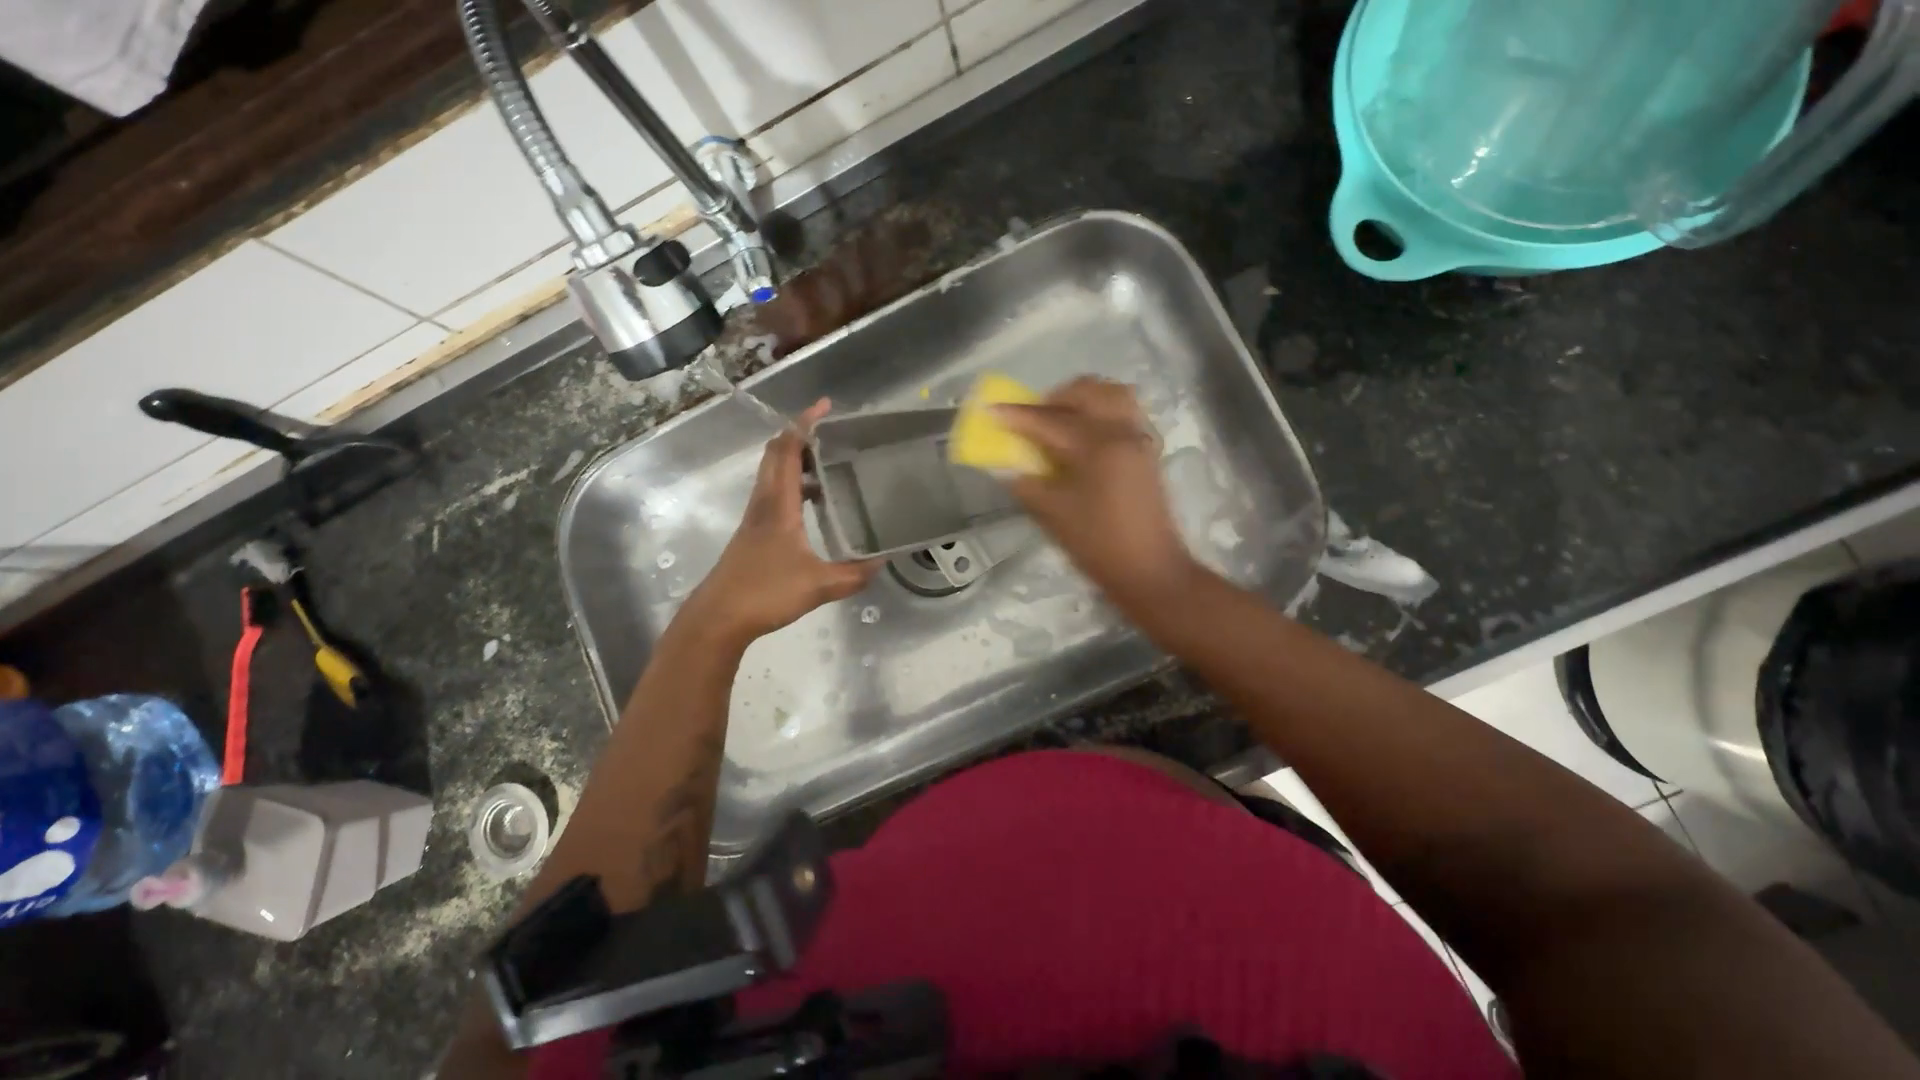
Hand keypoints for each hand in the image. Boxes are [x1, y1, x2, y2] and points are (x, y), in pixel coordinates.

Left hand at [676, 399, 879, 650]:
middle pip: (775, 455)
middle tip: (831, 433)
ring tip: (829, 465)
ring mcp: (755, 518)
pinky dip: (793, 486)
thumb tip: (883, 562)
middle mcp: (763, 503)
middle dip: (800, 436)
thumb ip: (854, 574)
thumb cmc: (765, 593)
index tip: (825, 406)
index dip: (805, 424)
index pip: (788, 450)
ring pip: (773, 475)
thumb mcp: (819, 585)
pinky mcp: (753, 534)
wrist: (719, 617)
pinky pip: (774, 495)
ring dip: (796, 462)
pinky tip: (813, 505)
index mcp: (778, 504)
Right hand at [994, 377, 1202, 610]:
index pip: (1050, 421)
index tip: (991, 410)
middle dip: (1055, 398)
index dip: (1017, 415)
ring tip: (1060, 420)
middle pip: (1088, 392)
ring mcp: (1140, 439)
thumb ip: (1027, 484)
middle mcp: (1122, 432)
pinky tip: (1084, 437)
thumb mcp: (1053, 515)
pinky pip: (1124, 412)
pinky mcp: (1148, 451)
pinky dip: (1100, 412)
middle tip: (1031, 418)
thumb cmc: (1099, 545)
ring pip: (1112, 395)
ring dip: (1082, 399)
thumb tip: (1008, 466)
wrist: (1150, 570)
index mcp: (1098, 446)